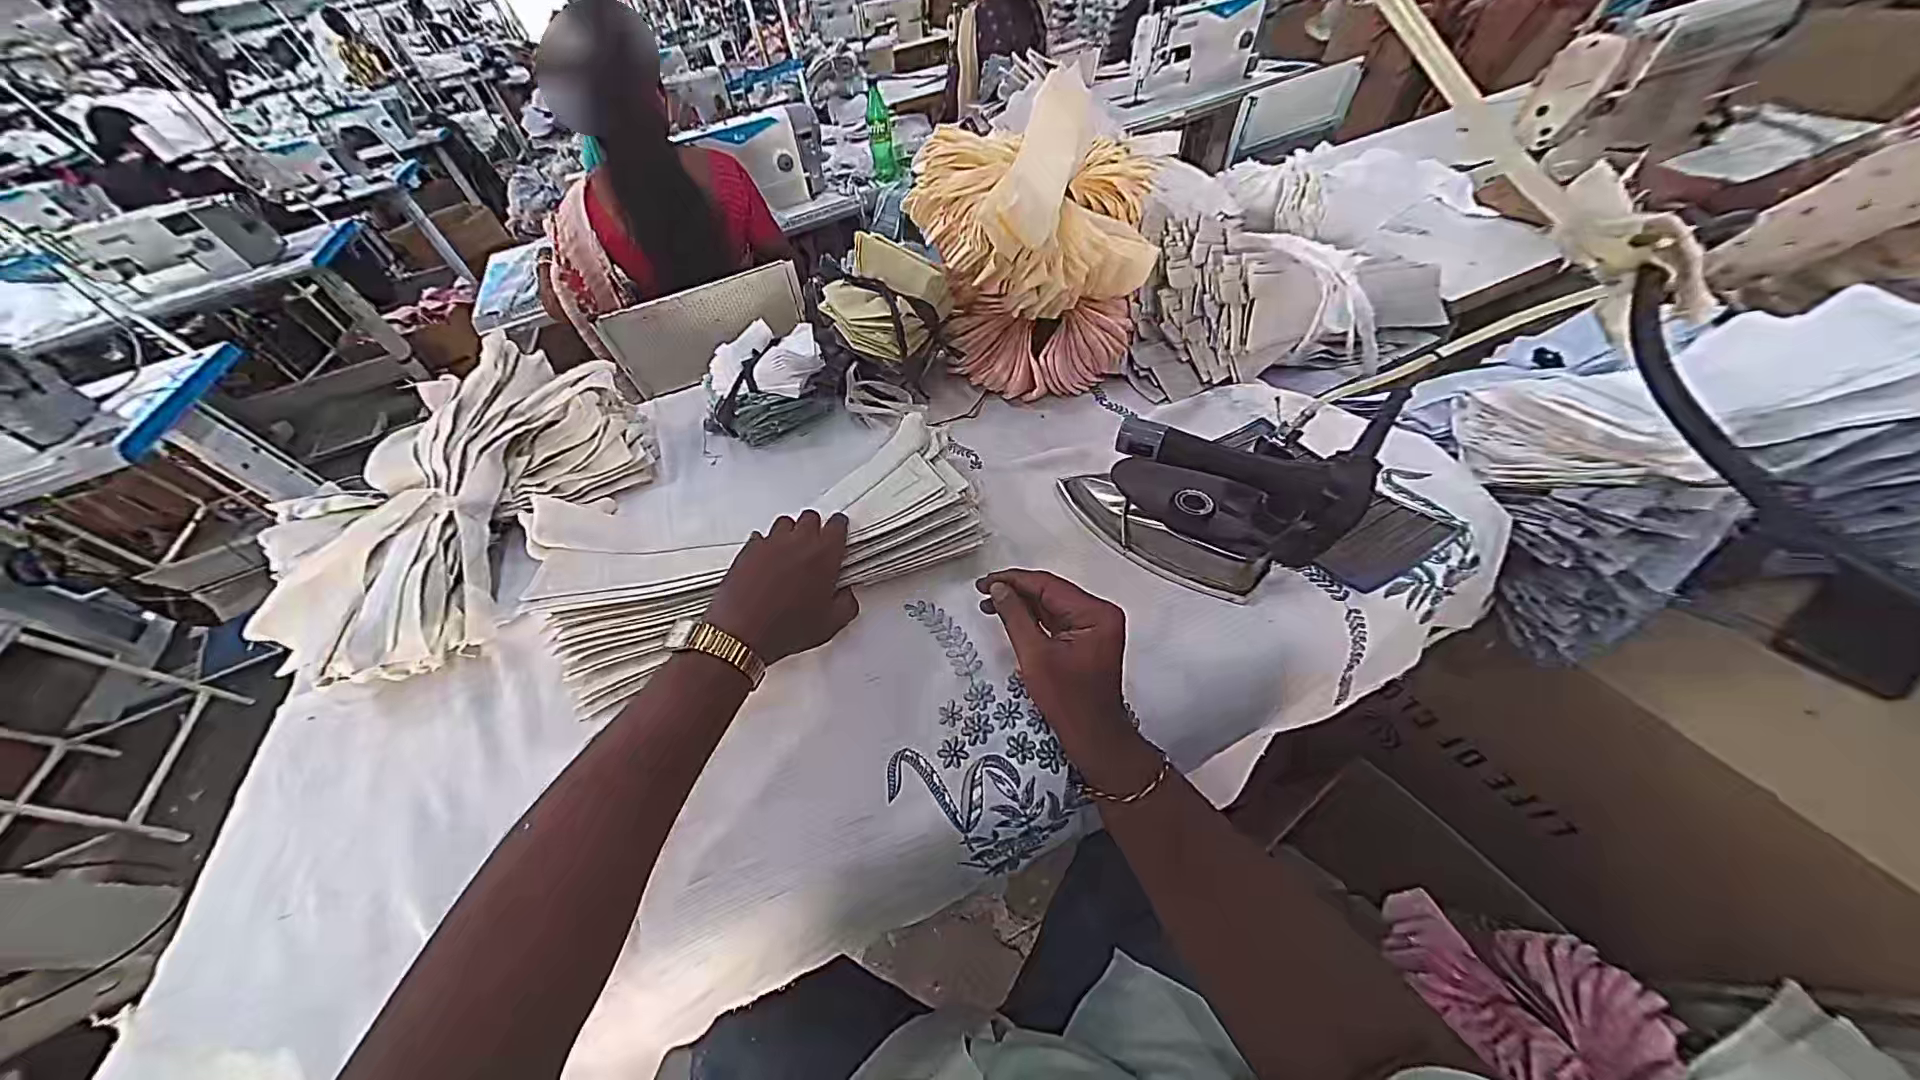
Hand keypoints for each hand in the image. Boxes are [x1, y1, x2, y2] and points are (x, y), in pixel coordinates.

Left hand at [708, 511, 858, 663]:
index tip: (839, 533)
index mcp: (824, 554)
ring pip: (785, 523)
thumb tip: (846, 596)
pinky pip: (760, 537)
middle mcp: (798, 542)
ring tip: (792, 551)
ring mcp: (770, 543)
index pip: (837, 525)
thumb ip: (847, 603)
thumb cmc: (784, 626)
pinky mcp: (748, 551)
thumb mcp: (831, 623)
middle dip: (815, 527)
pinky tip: (768, 559)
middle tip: (817, 544)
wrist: (742, 633)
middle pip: (811, 517)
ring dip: (791, 533)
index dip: (840, 528)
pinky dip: (765, 544)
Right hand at [978, 570, 1157, 792]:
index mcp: (1096, 613)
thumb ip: (1015, 616)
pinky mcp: (1086, 639)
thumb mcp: (1036, 655)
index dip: (1014, 581)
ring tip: (992, 602)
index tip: (987, 582)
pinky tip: (1012, 616)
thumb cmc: (1071, 703)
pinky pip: (1056, 620)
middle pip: (1051, 592)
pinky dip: (1033, 619)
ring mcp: (1094, 627)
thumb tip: (1000, 590)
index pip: (1049, 585)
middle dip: (1016, 591)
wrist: (1093, 738)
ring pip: (1051, 605)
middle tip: (985, 590)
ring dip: (1022, 604)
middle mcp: (1100, 615)